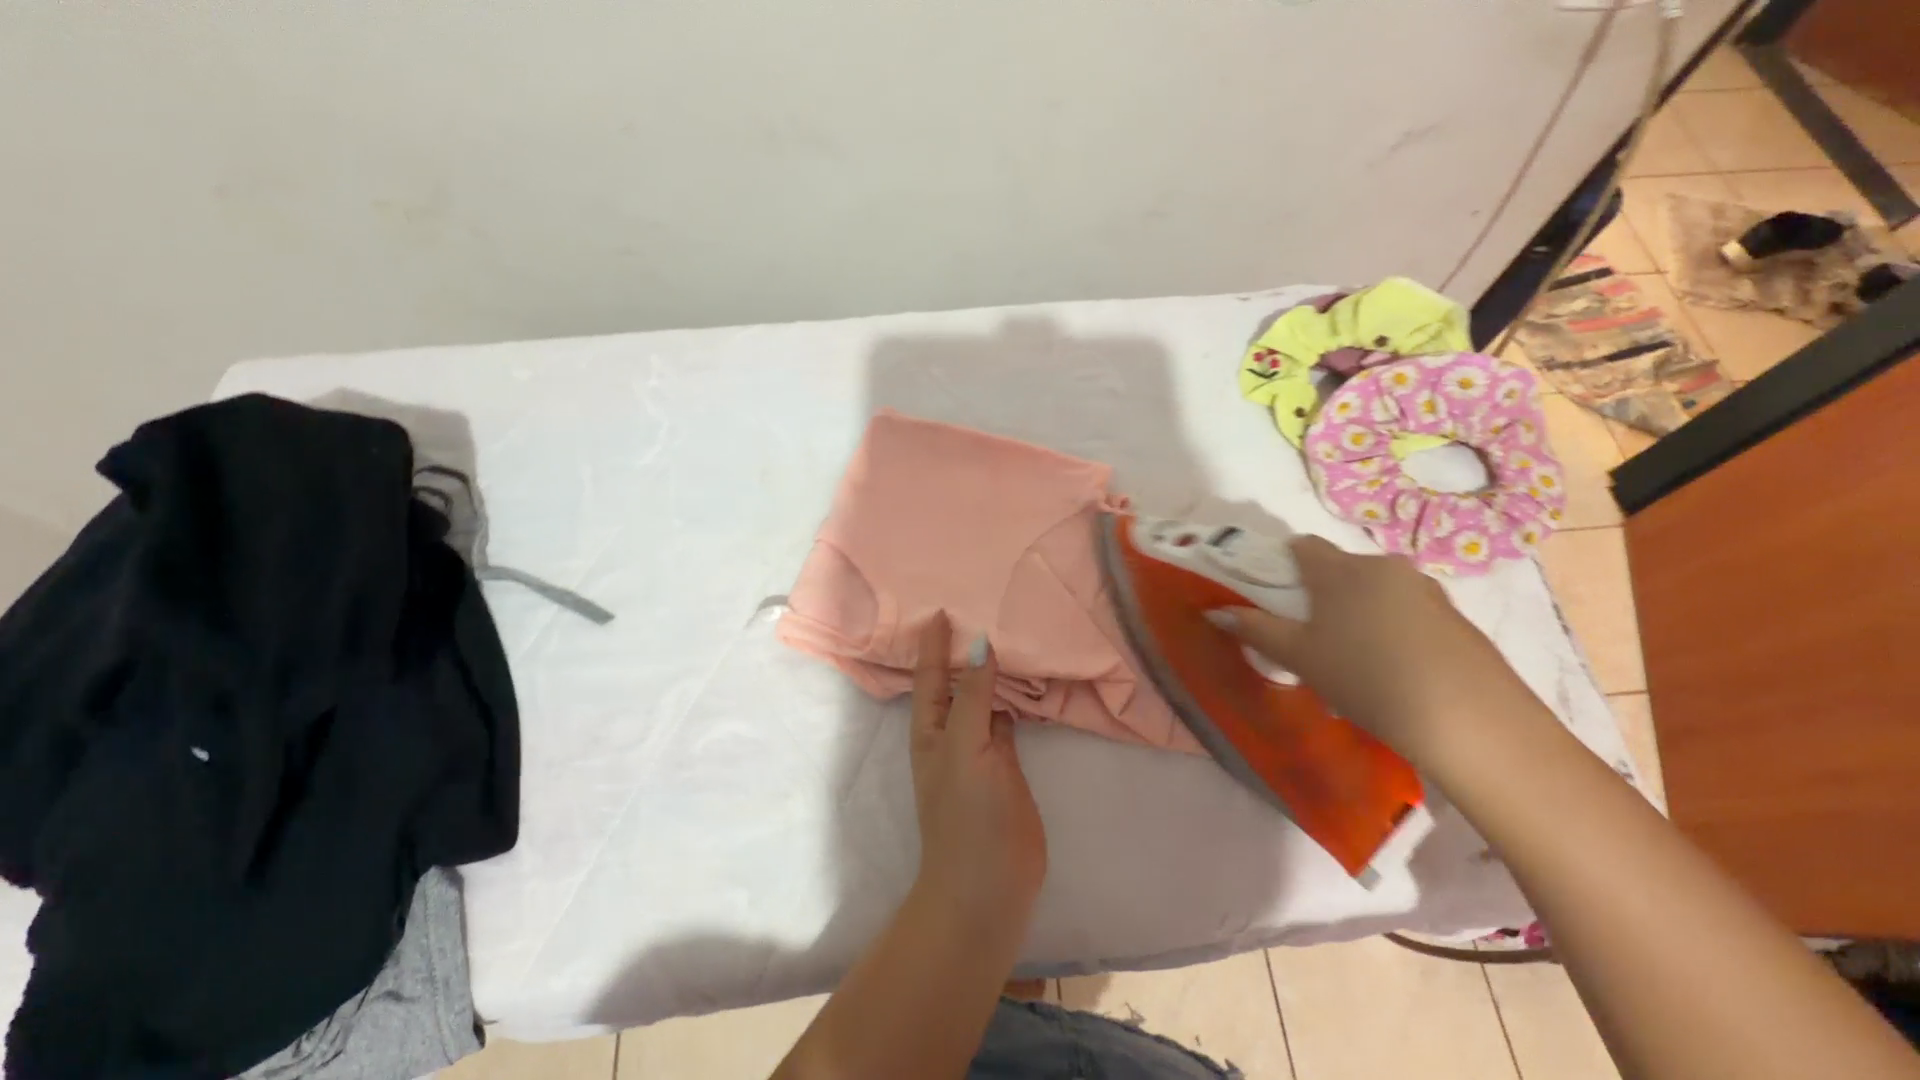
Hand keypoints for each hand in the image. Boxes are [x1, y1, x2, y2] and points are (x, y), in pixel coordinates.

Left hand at [908, 613, 1046, 928]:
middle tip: (979, 607)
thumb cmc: (966, 815)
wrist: (987, 885)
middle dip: (962, 650)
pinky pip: (1008, 721)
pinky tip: (1028, 681)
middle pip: (956, 683)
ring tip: (1005, 634)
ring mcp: (980, 751)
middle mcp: (951, 734)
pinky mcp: (1006, 767)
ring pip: (984, 700)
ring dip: (991, 672)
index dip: (934, 643)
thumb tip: (980, 645)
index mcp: (930, 729)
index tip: (941, 608)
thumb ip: (973, 698)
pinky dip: (1015, 699)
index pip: (930, 675)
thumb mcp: (964, 749)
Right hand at [1210, 536, 1538, 766]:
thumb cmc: (1363, 677)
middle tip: (1314, 637)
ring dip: (1361, 611)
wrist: (1463, 714)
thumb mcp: (1300, 657)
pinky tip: (1394, 670)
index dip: (1284, 566)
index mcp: (1340, 569)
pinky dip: (1393, 628)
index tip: (1278, 598)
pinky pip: (1408, 610)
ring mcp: (1425, 588)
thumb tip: (1217, 611)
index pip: (1302, 546)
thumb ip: (1256, 630)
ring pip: (1377, 590)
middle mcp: (1383, 566)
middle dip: (1324, 593)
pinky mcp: (1455, 614)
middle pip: (1342, 568)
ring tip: (1356, 659)